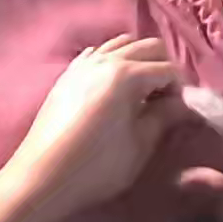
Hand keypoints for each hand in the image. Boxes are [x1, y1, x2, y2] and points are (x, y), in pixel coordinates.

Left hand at [0, 35, 188, 221]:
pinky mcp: (68, 74)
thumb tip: (181, 104)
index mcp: (128, 75)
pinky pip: (98, 53)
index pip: (168, 70)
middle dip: (163, 68)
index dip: (180, 90)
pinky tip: (113, 85)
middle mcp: (106, 59)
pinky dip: (113, 60)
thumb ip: (164, 118)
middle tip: (165, 100)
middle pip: (148, 47)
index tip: (181, 112)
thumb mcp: (140, 146)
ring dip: (139, 60)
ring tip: (141, 91)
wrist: (41, 178)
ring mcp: (84, 63)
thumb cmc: (97, 166)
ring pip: (122, 43)